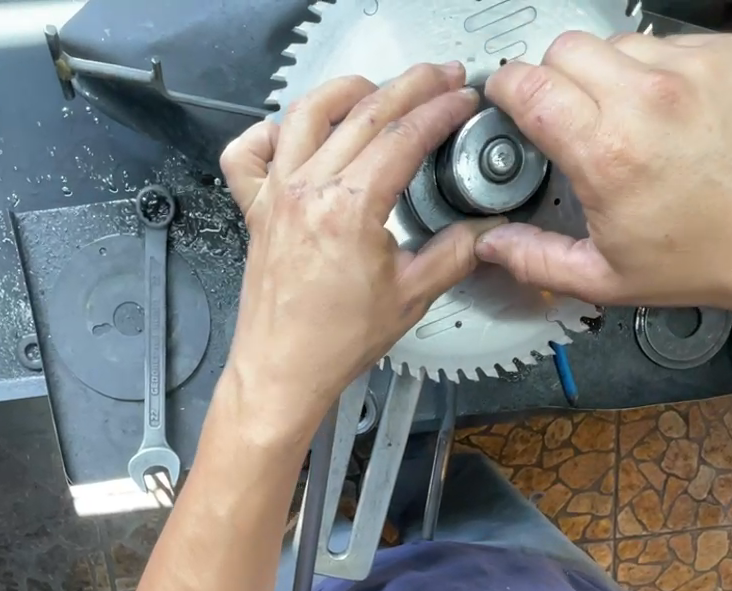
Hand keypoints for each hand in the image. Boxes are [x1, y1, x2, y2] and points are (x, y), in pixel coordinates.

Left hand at [219, 64, 495, 447]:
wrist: (283, 372)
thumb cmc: (335, 343)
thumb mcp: (410, 298)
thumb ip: (453, 254)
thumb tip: (484, 231)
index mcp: (350, 208)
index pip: (404, 136)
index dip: (441, 110)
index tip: (463, 99)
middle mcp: (308, 191)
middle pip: (363, 112)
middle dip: (410, 86)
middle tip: (440, 77)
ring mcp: (276, 197)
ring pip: (306, 114)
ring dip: (345, 90)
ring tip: (376, 88)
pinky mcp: (256, 213)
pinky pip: (247, 155)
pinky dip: (267, 133)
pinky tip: (292, 135)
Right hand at [477, 31, 731, 319]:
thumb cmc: (715, 260)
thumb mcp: (607, 279)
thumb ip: (535, 260)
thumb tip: (491, 245)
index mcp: (609, 154)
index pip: (530, 87)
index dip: (505, 88)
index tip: (503, 97)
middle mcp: (650, 96)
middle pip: (565, 48)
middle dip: (550, 77)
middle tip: (562, 115)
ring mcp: (697, 65)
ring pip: (618, 41)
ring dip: (605, 73)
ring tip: (625, 121)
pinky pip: (673, 43)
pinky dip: (659, 72)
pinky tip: (674, 116)